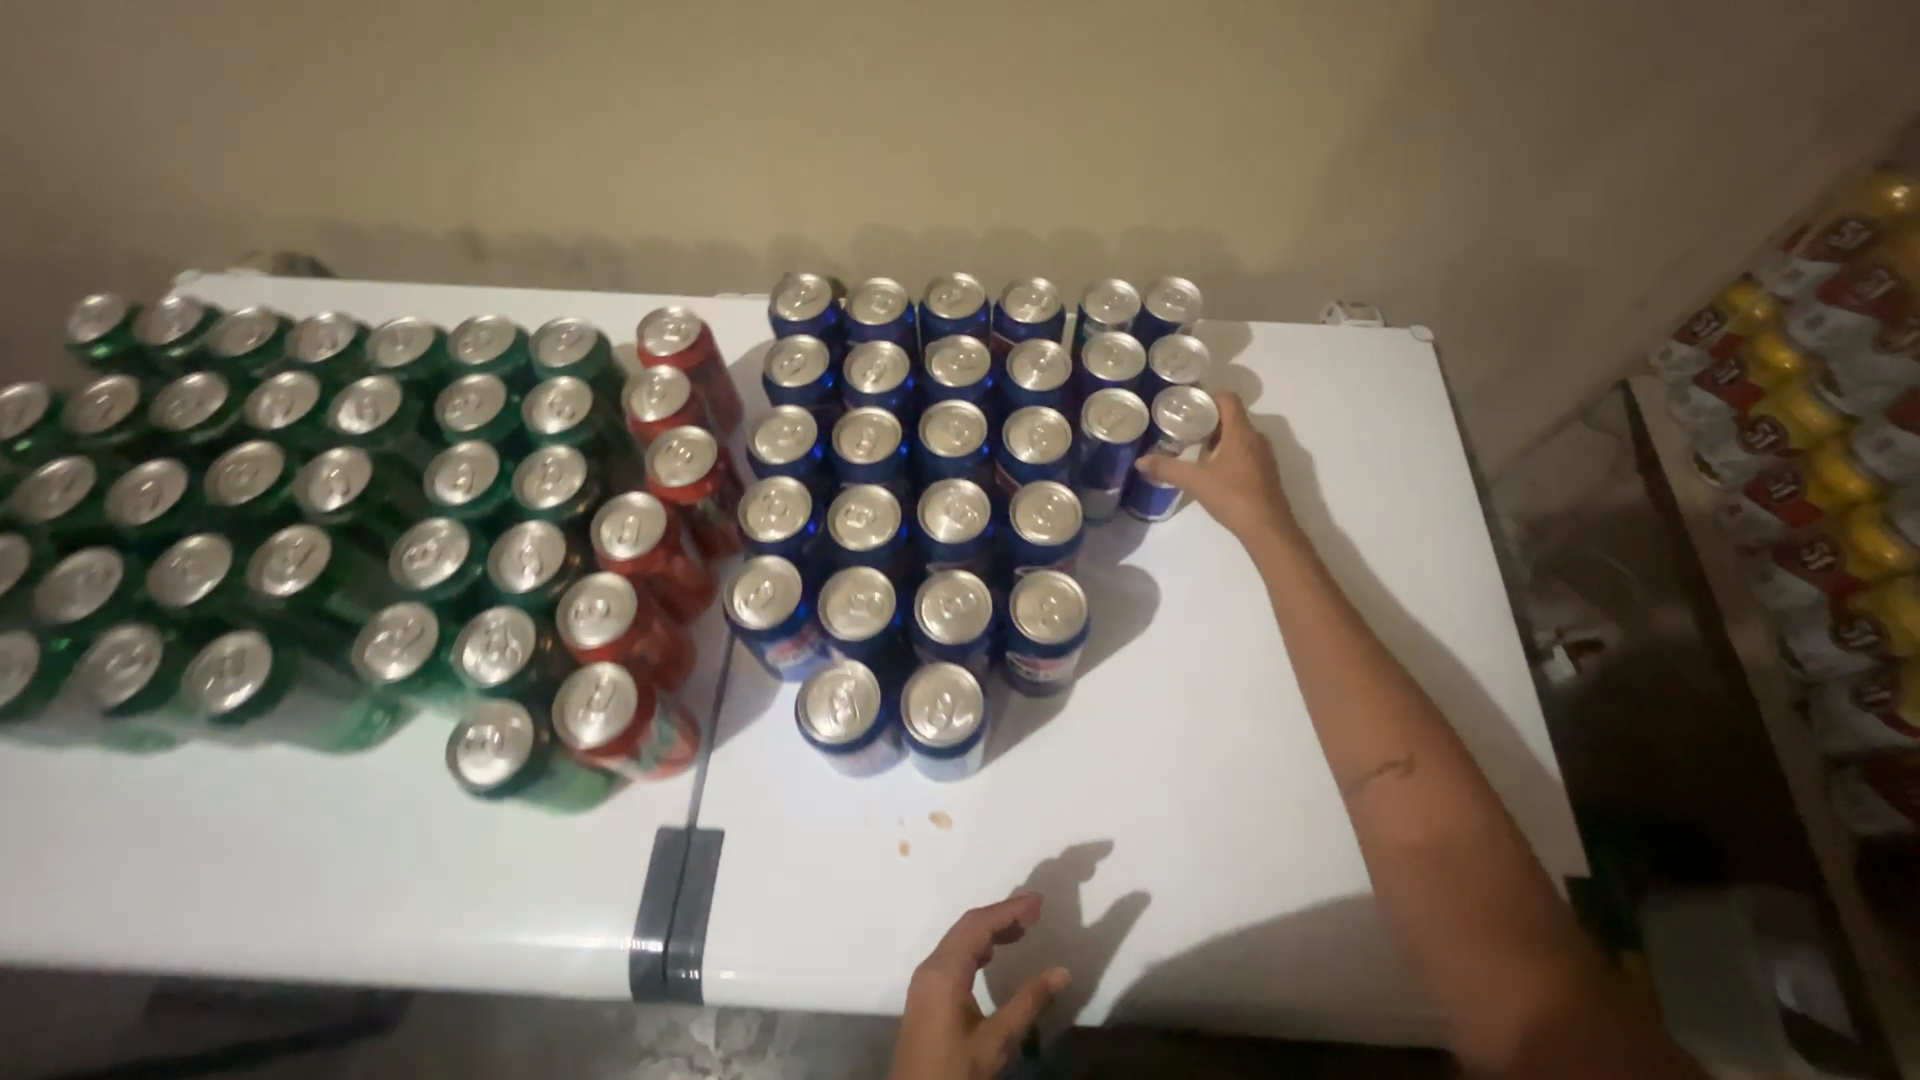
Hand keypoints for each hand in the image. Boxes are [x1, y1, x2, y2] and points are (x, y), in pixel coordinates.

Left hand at [889, 894, 1071, 1079]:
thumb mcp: (995, 1042)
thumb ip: (1028, 1003)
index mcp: (944, 971)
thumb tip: (1062, 971)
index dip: (1009, 910)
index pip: (978, 925)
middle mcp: (931, 966)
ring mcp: (925, 979)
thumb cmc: (953, 1072)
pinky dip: (977, 946)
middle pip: (967, 926)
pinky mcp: (926, 993)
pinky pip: (953, 954)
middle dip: (1001, 914)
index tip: (1038, 903)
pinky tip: (993, 955)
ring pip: (959, 939)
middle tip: (1035, 912)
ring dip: (989, 929)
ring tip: (1022, 929)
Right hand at [1134, 391, 1297, 543]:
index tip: (1187, 408)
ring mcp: (1263, 455)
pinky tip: (1211, 471)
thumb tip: (1140, 461)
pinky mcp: (1265, 472)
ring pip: (1238, 436)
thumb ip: (1167, 469)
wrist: (1267, 528)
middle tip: (1183, 430)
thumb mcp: (1195, 481)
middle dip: (1207, 420)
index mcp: (1241, 431)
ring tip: (1193, 449)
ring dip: (1217, 438)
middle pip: (1231, 417)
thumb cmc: (1232, 496)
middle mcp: (1256, 437)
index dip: (1207, 397)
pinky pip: (1245, 452)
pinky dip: (1227, 454)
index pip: (1228, 398)